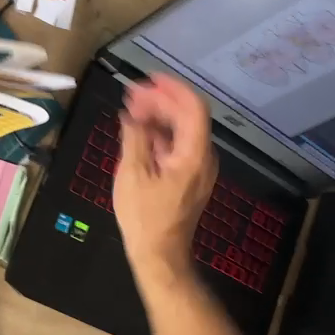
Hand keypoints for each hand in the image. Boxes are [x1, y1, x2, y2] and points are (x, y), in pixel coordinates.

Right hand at [113, 74, 216, 279]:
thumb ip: (135, 137)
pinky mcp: (188, 178)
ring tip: (131, 109)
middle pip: (187, 117)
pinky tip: (139, 132)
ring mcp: (197, 169)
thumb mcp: (133, 173)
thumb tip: (132, 114)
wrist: (159, 254)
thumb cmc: (144, 216)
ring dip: (158, 116)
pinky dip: (160, 134)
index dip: (173, 89)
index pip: (192, 108)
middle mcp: (203, 158)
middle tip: (131, 95)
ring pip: (181, 131)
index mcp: (194, 154)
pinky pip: (177, 146)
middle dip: (160, 101)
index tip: (149, 79)